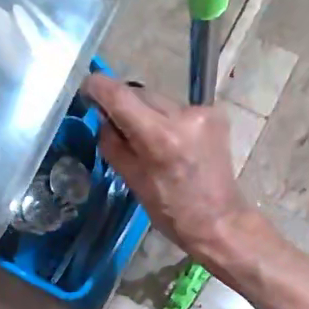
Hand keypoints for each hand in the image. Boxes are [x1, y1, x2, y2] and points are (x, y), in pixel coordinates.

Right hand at [82, 74, 258, 266]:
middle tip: (116, 126)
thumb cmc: (171, 211)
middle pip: (141, 95)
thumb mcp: (132, 181)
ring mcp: (202, 113)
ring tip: (148, 142)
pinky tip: (173, 143)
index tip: (88, 87)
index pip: (121, 96)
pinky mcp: (215, 114)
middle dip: (125, 107)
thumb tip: (103, 117)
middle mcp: (183, 117)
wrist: (220, 221)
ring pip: (159, 101)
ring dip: (147, 114)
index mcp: (159, 138)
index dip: (99, 86)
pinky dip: (168, 120)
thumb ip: (113, 143)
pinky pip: (178, 109)